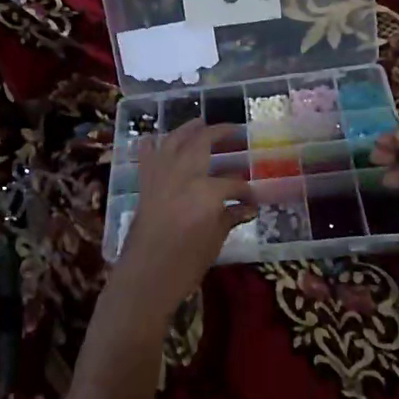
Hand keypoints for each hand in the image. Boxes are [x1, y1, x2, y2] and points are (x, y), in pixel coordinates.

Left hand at [112, 119, 254, 318]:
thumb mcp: (214, 241)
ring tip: (199, 121)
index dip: (246, 189)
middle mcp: (182, 175)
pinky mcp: (144, 186)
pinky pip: (146, 158)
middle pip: (201, 144)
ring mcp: (159, 177)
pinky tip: (153, 137)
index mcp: (206, 191)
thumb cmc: (185, 264)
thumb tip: (249, 207)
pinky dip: (150, 145)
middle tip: (233, 130)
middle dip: (218, 134)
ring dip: (186, 130)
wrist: (145, 277)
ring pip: (172, 142)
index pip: (233, 183)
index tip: (254, 196)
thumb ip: (230, 217)